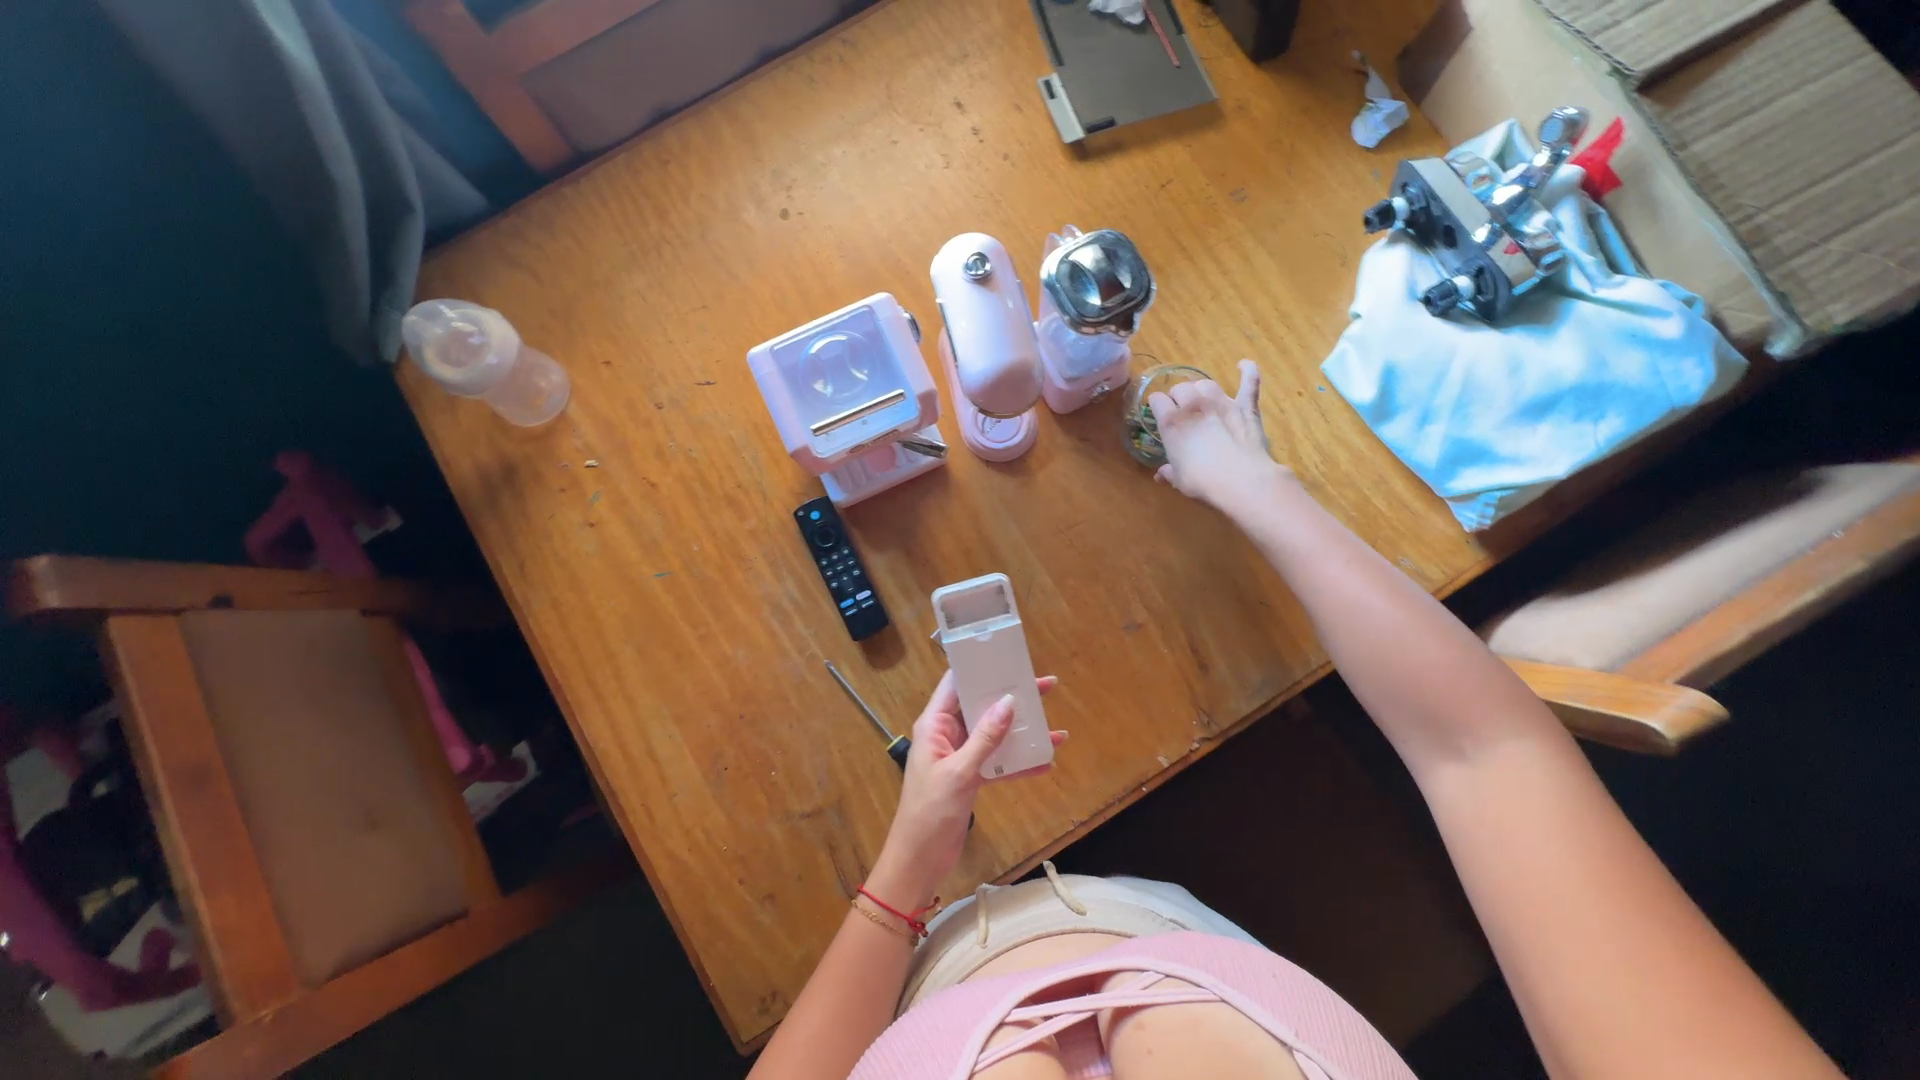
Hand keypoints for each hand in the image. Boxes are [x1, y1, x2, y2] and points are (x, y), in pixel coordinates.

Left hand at [867, 672, 1064, 907]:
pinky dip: (1020, 762)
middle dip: (1011, 697)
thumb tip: (1009, 702)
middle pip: (982, 706)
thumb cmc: (930, 811)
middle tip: (1046, 685)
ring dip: (1022, 730)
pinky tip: (1046, 761)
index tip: (1006, 655)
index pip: (956, 685)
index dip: (979, 668)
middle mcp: (947, 734)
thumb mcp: (959, 772)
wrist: (920, 858)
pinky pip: (999, 762)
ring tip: (1054, 724)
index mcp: (935, 724)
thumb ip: (985, 738)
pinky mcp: (971, 778)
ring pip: (995, 734)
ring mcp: (960, 756)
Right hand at [1147, 358, 1289, 514]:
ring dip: (1202, 389)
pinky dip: (1248, 372)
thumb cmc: (1203, 482)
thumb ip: (1169, 472)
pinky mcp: (1246, 406)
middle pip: (1181, 387)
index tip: (1159, 415)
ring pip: (1206, 383)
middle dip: (1178, 397)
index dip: (1157, 406)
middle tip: (1182, 411)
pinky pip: (1249, 382)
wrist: (1241, 481)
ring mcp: (1222, 402)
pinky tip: (1244, 365)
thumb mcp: (1179, 479)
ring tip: (1203, 400)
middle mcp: (1194, 405)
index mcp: (1172, 422)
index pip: (1157, 400)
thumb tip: (1161, 474)